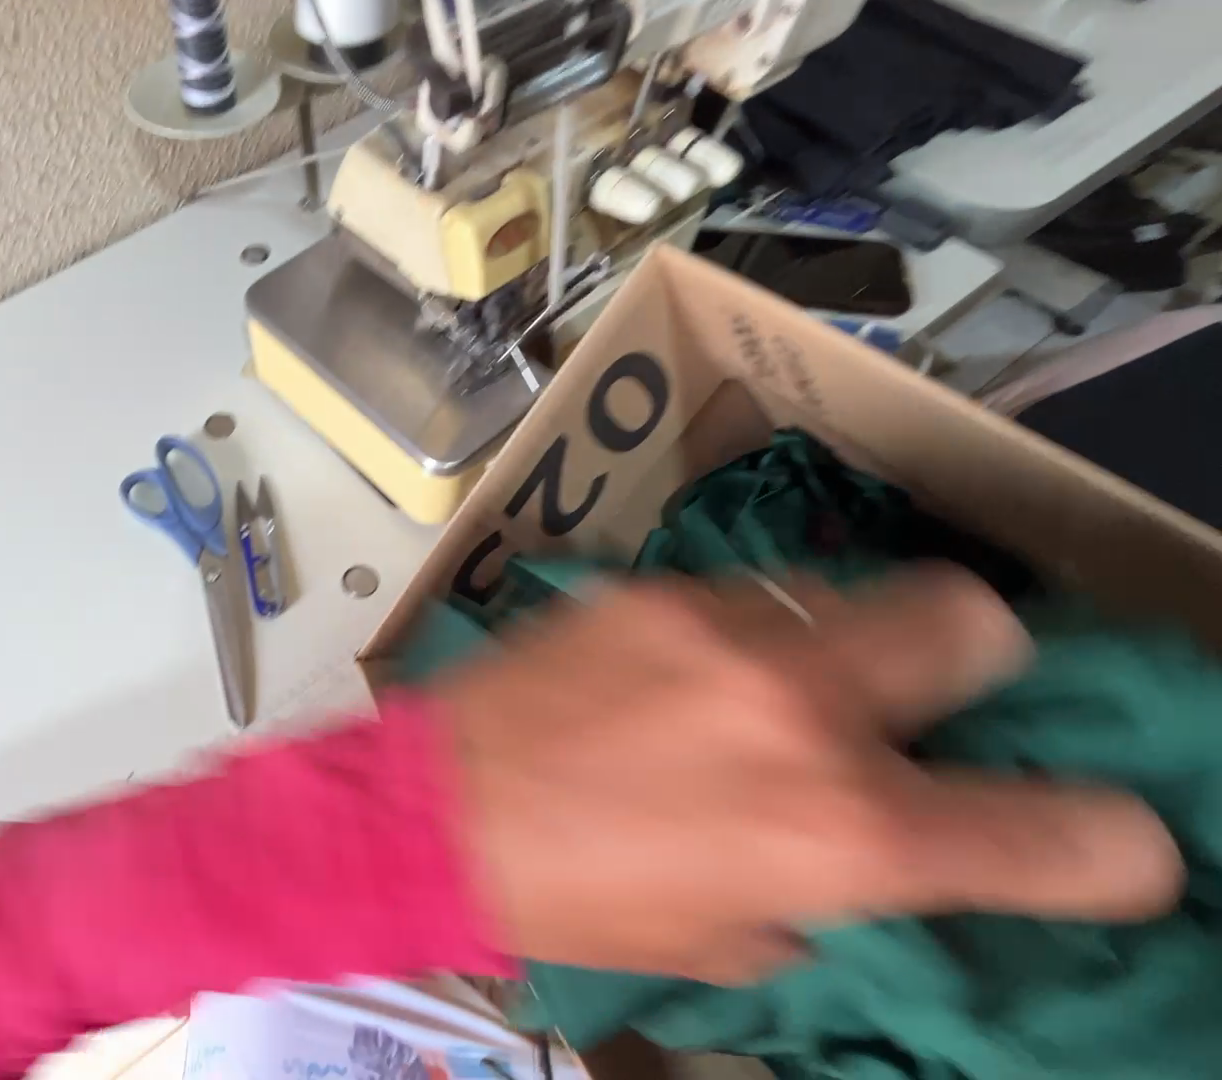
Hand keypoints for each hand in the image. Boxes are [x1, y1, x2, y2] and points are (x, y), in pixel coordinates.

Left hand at [434, 565, 1184, 983]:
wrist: (431, 808)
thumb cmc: (568, 896)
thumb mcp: (726, 937)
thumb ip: (828, 886)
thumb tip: (874, 846)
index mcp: (840, 830)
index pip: (1079, 833)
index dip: (1099, 844)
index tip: (1072, 839)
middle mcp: (795, 706)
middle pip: (969, 619)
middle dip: (966, 665)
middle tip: (906, 704)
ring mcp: (712, 628)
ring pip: (846, 591)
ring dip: (839, 643)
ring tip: (773, 686)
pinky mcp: (639, 591)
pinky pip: (737, 594)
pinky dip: (741, 631)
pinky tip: (682, 668)